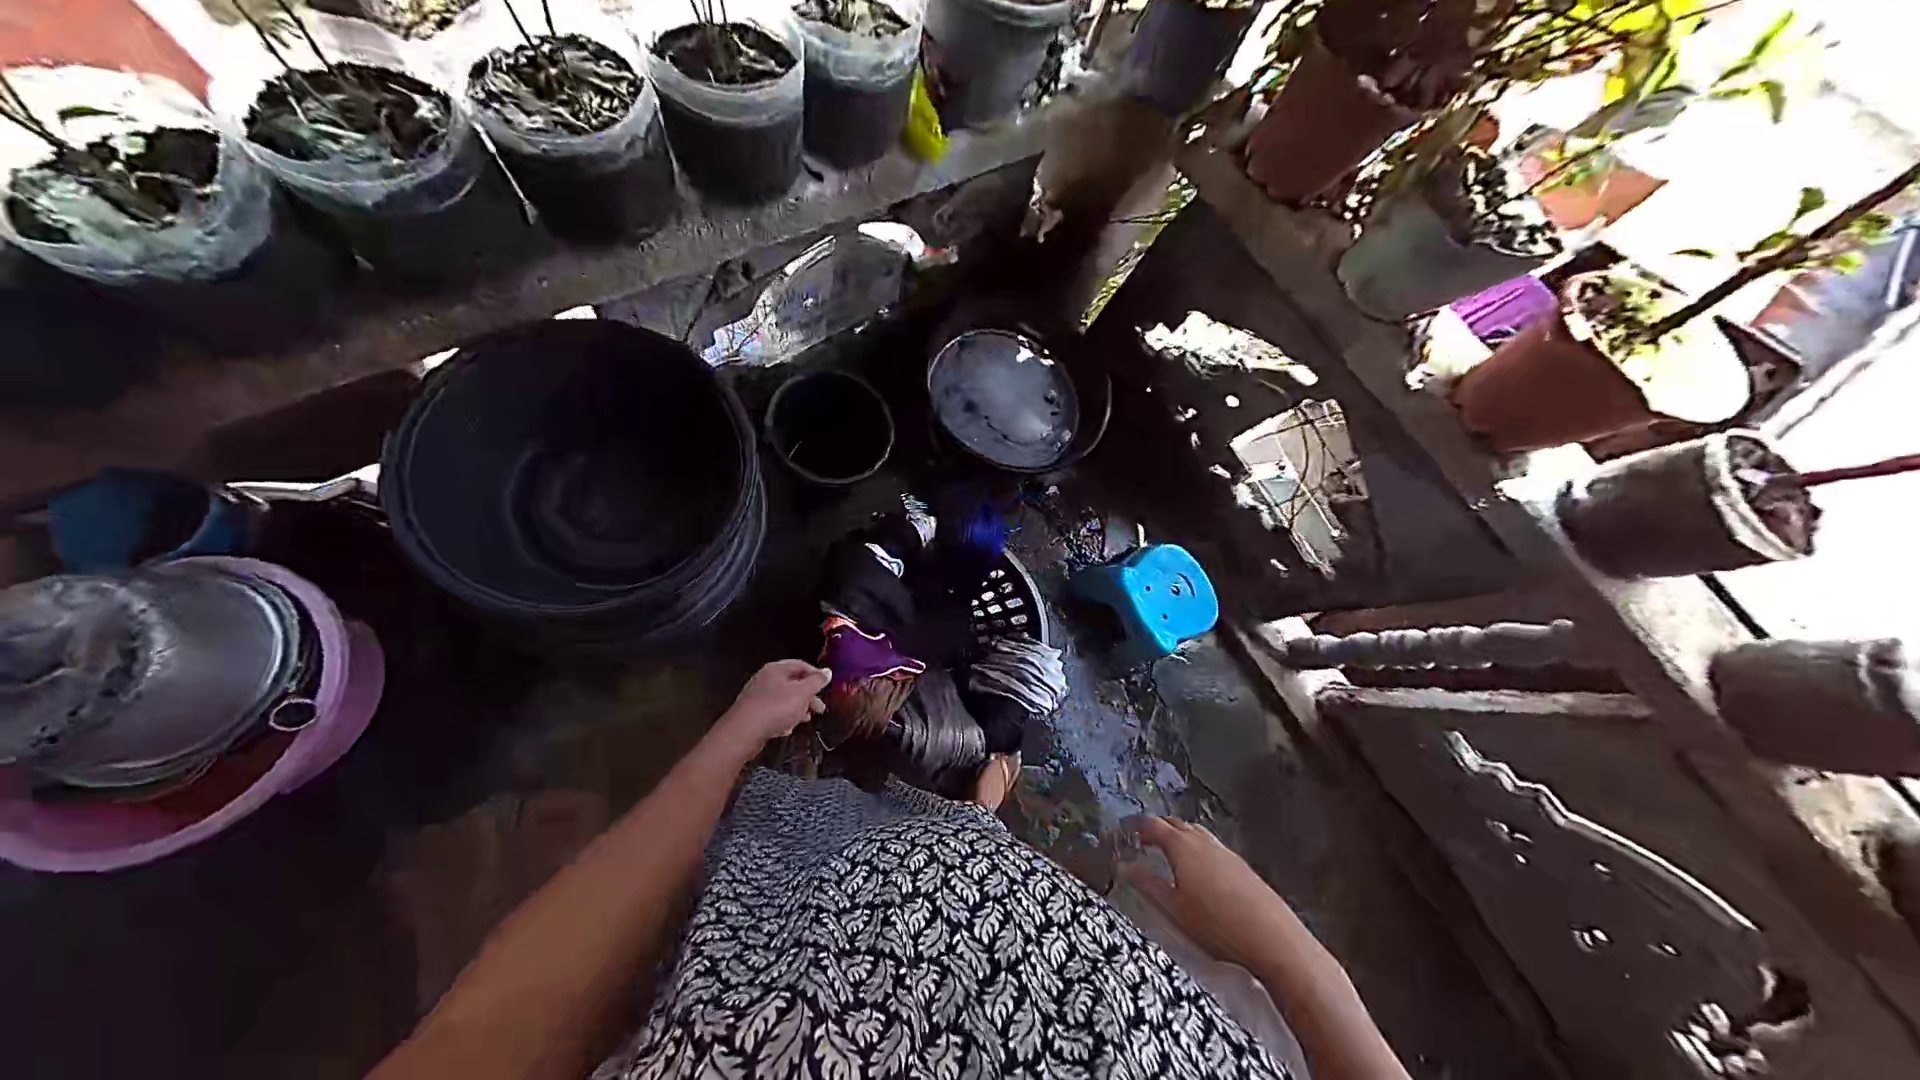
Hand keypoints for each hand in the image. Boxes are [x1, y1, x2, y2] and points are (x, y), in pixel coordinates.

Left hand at [711, 660, 831, 757]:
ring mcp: (757, 695)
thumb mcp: (802, 693)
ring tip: (805, 719)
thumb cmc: (776, 708)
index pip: (801, 665)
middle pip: (793, 683)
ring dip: (797, 708)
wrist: (743, 731)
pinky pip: (773, 711)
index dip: (816, 674)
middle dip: (808, 696)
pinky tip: (787, 729)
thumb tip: (827, 671)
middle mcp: (765, 679)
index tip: (826, 686)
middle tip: (820, 708)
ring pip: (783, 698)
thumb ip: (816, 682)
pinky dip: (783, 718)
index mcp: (776, 669)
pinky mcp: (753, 712)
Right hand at [1125, 816, 1296, 969]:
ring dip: (1177, 836)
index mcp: (1182, 846)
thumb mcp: (1174, 909)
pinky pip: (1210, 846)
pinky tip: (1196, 870)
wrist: (1274, 940)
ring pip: (1195, 833)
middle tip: (1139, 840)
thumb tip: (1126, 868)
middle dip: (1154, 828)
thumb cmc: (1217, 926)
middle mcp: (1203, 842)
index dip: (1133, 825)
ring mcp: (1225, 852)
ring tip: (1166, 852)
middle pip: (1174, 824)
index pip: (1151, 825)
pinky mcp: (1241, 867)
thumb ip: (1147, 885)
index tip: (1120, 830)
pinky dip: (1195, 848)